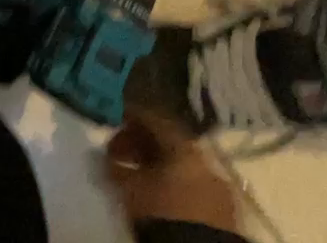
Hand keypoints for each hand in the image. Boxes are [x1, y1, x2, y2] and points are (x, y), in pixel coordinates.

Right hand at [106, 111, 241, 233]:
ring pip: (181, 165)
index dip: (132, 115)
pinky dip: (173, 183)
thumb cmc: (161, 210)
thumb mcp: (131, 187)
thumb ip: (115, 166)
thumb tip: (103, 156)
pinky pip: (192, 186)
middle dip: (141, 144)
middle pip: (168, 142)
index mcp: (185, 148)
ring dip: (157, 165)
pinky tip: (157, 194)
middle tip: (117, 151)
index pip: (155, 119)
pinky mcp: (223, 210)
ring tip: (134, 175)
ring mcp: (217, 186)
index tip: (114, 117)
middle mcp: (205, 161)